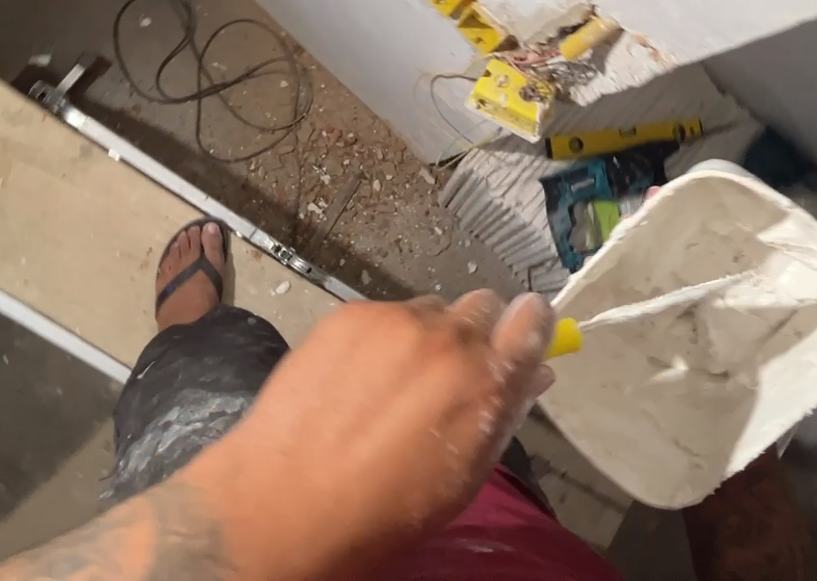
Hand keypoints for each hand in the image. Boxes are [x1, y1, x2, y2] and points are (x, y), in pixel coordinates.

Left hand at [184, 291, 556, 580]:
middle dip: (472, 332)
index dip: (529, 322)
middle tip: (443, 370)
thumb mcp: (463, 476)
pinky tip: (352, 377)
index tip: (519, 331)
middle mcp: (450, 338)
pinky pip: (384, 313)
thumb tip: (536, 372)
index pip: (533, 316)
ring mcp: (398, 320)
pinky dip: (379, 337)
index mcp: (486, 381)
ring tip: (389, 381)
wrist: (279, 507)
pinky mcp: (353, 313)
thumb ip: (504, 413)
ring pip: (430, 308)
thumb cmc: (383, 512)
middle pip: (482, 304)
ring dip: (424, 334)